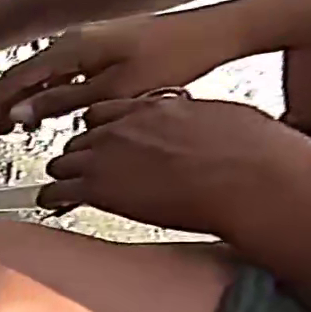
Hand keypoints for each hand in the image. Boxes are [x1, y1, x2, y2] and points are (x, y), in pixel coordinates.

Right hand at [0, 11, 237, 132]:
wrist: (227, 29)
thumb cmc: (179, 58)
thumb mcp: (112, 90)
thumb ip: (59, 103)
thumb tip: (18, 115)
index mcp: (71, 49)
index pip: (15, 78)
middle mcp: (76, 39)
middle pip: (25, 74)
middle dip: (10, 102)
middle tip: (1, 127)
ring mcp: (91, 38)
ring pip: (44, 72)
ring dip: (32, 97)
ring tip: (28, 122)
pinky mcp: (106, 42)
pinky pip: (64, 68)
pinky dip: (53, 88)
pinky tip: (59, 104)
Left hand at [38, 96, 310, 235]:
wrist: (258, 182)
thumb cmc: (258, 153)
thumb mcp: (221, 116)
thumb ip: (182, 119)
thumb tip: (178, 126)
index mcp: (152, 108)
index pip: (101, 113)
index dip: (98, 129)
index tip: (100, 141)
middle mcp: (120, 130)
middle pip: (77, 141)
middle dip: (81, 155)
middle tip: (89, 170)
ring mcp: (102, 159)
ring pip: (60, 165)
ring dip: (65, 176)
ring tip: (75, 187)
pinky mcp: (94, 188)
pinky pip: (52, 192)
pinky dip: (52, 198)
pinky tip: (58, 203)